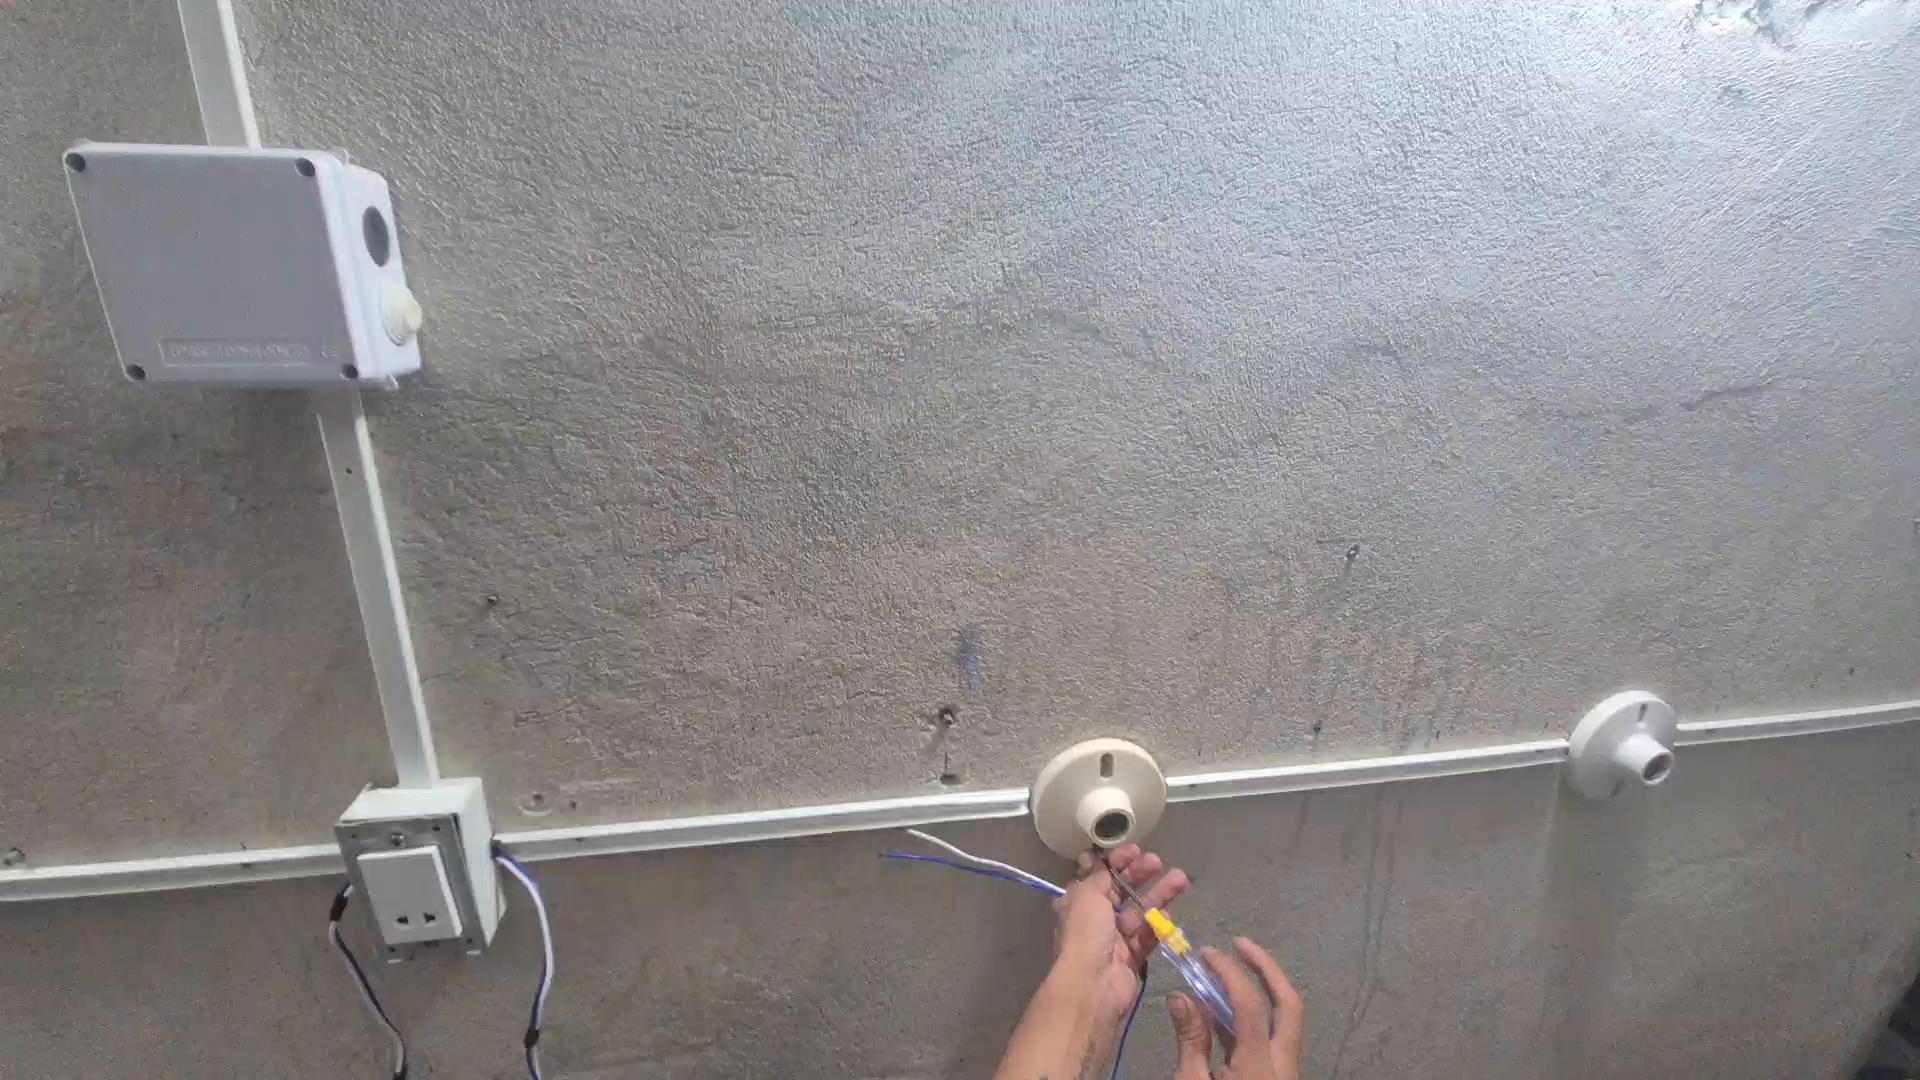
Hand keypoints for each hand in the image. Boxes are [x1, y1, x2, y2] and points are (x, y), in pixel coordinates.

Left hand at [1049, 845, 1189, 1019]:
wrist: (1093, 985)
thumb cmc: (1086, 933)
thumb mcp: (1087, 895)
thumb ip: (1098, 876)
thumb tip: (1099, 862)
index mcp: (1078, 900)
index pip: (1097, 874)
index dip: (1115, 861)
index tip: (1133, 850)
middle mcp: (1094, 917)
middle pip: (1120, 890)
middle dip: (1139, 873)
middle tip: (1157, 861)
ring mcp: (1114, 938)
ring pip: (1139, 911)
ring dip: (1158, 895)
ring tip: (1180, 879)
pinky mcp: (1131, 958)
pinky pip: (1147, 937)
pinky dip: (1158, 926)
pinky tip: (1170, 916)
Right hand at [1167, 938, 1302, 1079]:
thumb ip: (1190, 1041)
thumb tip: (1179, 995)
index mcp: (1259, 1068)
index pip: (1251, 1005)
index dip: (1228, 971)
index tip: (1205, 953)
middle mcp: (1283, 1067)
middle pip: (1289, 1005)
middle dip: (1265, 967)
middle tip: (1238, 943)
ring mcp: (1286, 1074)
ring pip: (1286, 1021)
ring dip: (1260, 989)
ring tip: (1226, 972)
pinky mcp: (1279, 1079)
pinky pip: (1273, 1039)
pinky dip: (1252, 1017)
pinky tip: (1222, 1013)